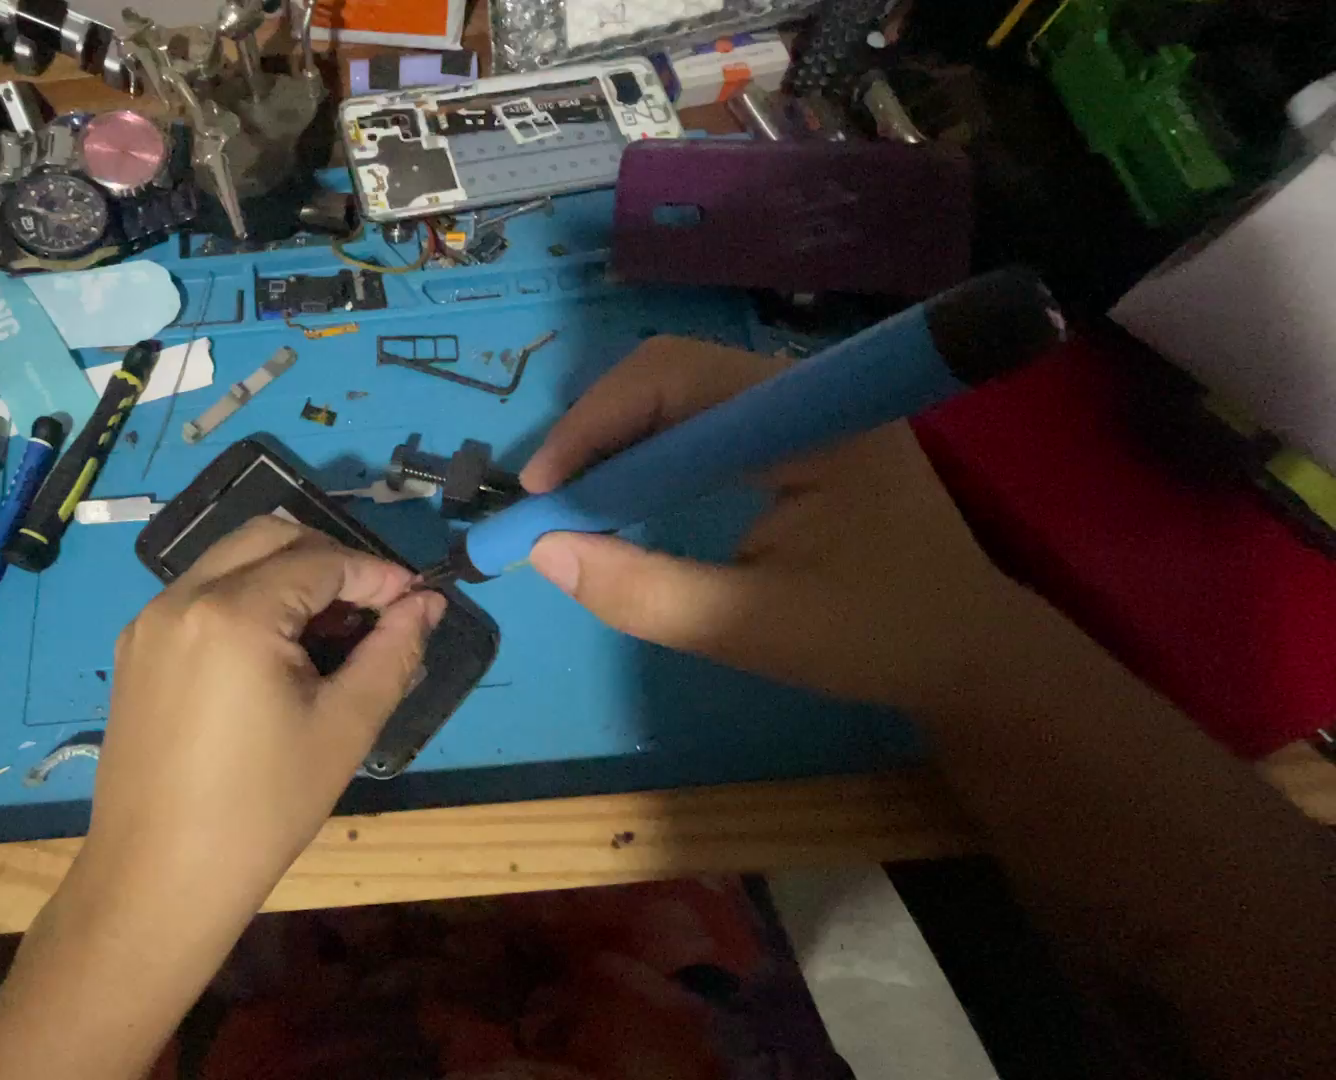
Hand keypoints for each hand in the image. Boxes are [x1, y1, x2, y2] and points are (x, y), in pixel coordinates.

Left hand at [87, 515, 445, 908]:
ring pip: (231, 559)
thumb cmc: (262, 810)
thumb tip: (428, 604)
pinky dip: (246, 596)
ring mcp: (149, 621)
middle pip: (269, 536)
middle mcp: (180, 598)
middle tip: (370, 605)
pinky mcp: (136, 648)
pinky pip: (201, 593)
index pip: (320, 560)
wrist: (158, 880)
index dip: (375, 573)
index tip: (414, 598)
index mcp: (231, 613)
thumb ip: (393, 652)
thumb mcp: (344, 728)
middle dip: (329, 557)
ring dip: (287, 572)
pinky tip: (273, 649)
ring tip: (328, 628)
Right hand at [520, 336, 1027, 710]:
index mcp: (811, 419)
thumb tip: (544, 553)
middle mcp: (800, 392)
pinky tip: (623, 496)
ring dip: (612, 442)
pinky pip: (691, 421)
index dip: (594, 424)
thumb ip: (643, 593)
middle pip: (665, 372)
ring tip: (576, 501)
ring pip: (671, 394)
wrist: (965, 651)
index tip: (542, 492)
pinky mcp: (785, 432)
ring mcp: (794, 408)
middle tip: (550, 499)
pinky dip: (641, 454)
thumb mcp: (747, 627)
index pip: (674, 377)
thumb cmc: (873, 639)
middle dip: (594, 431)